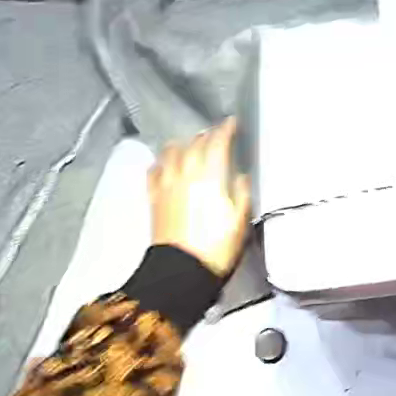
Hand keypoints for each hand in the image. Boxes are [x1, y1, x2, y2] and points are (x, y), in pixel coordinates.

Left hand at [149, 119, 252, 277]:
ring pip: (171, 151)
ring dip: (183, 144)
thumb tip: (240, 176)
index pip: (217, 142)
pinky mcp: (154, 197)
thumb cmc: (215, 247)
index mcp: (210, 176)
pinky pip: (155, 170)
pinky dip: (162, 162)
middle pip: (194, 143)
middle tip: (217, 136)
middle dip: (206, 135)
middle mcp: (186, 173)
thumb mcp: (240, 220)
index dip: (225, 129)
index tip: (232, 124)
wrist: (181, 271)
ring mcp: (166, 184)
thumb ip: (241, 192)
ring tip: (191, 145)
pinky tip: (166, 164)